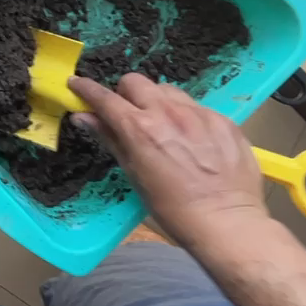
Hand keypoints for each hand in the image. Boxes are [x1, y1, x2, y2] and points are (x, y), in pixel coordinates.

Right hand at [69, 74, 268, 247]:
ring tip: (165, 126)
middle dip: (125, 93)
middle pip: (135, 81)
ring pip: (167, 90)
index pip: (103, 97)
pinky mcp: (223, 120)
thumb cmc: (172, 208)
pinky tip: (194, 140)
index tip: (76, 84)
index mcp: (139, 128)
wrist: (228, 224)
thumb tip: (82, 116)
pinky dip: (187, 116)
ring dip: (158, 101)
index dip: (85, 88)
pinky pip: (197, 106)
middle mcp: (167, 112)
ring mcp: (198, 114)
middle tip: (130, 115)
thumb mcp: (134, 174)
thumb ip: (109, 138)